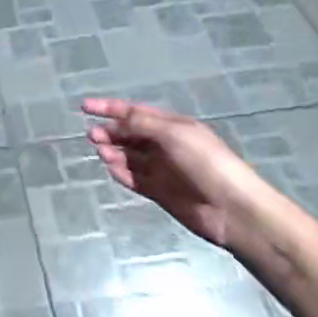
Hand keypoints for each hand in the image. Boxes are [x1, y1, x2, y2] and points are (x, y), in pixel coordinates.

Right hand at [84, 98, 262, 246]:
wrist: (233, 209)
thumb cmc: (205, 162)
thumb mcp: (173, 134)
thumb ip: (142, 125)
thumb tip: (115, 121)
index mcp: (172, 126)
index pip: (135, 112)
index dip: (109, 108)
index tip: (85, 107)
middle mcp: (165, 145)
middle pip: (130, 134)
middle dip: (110, 132)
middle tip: (91, 135)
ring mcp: (162, 169)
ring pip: (130, 157)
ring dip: (114, 152)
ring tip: (100, 151)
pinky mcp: (160, 193)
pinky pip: (135, 179)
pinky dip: (121, 172)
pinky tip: (110, 168)